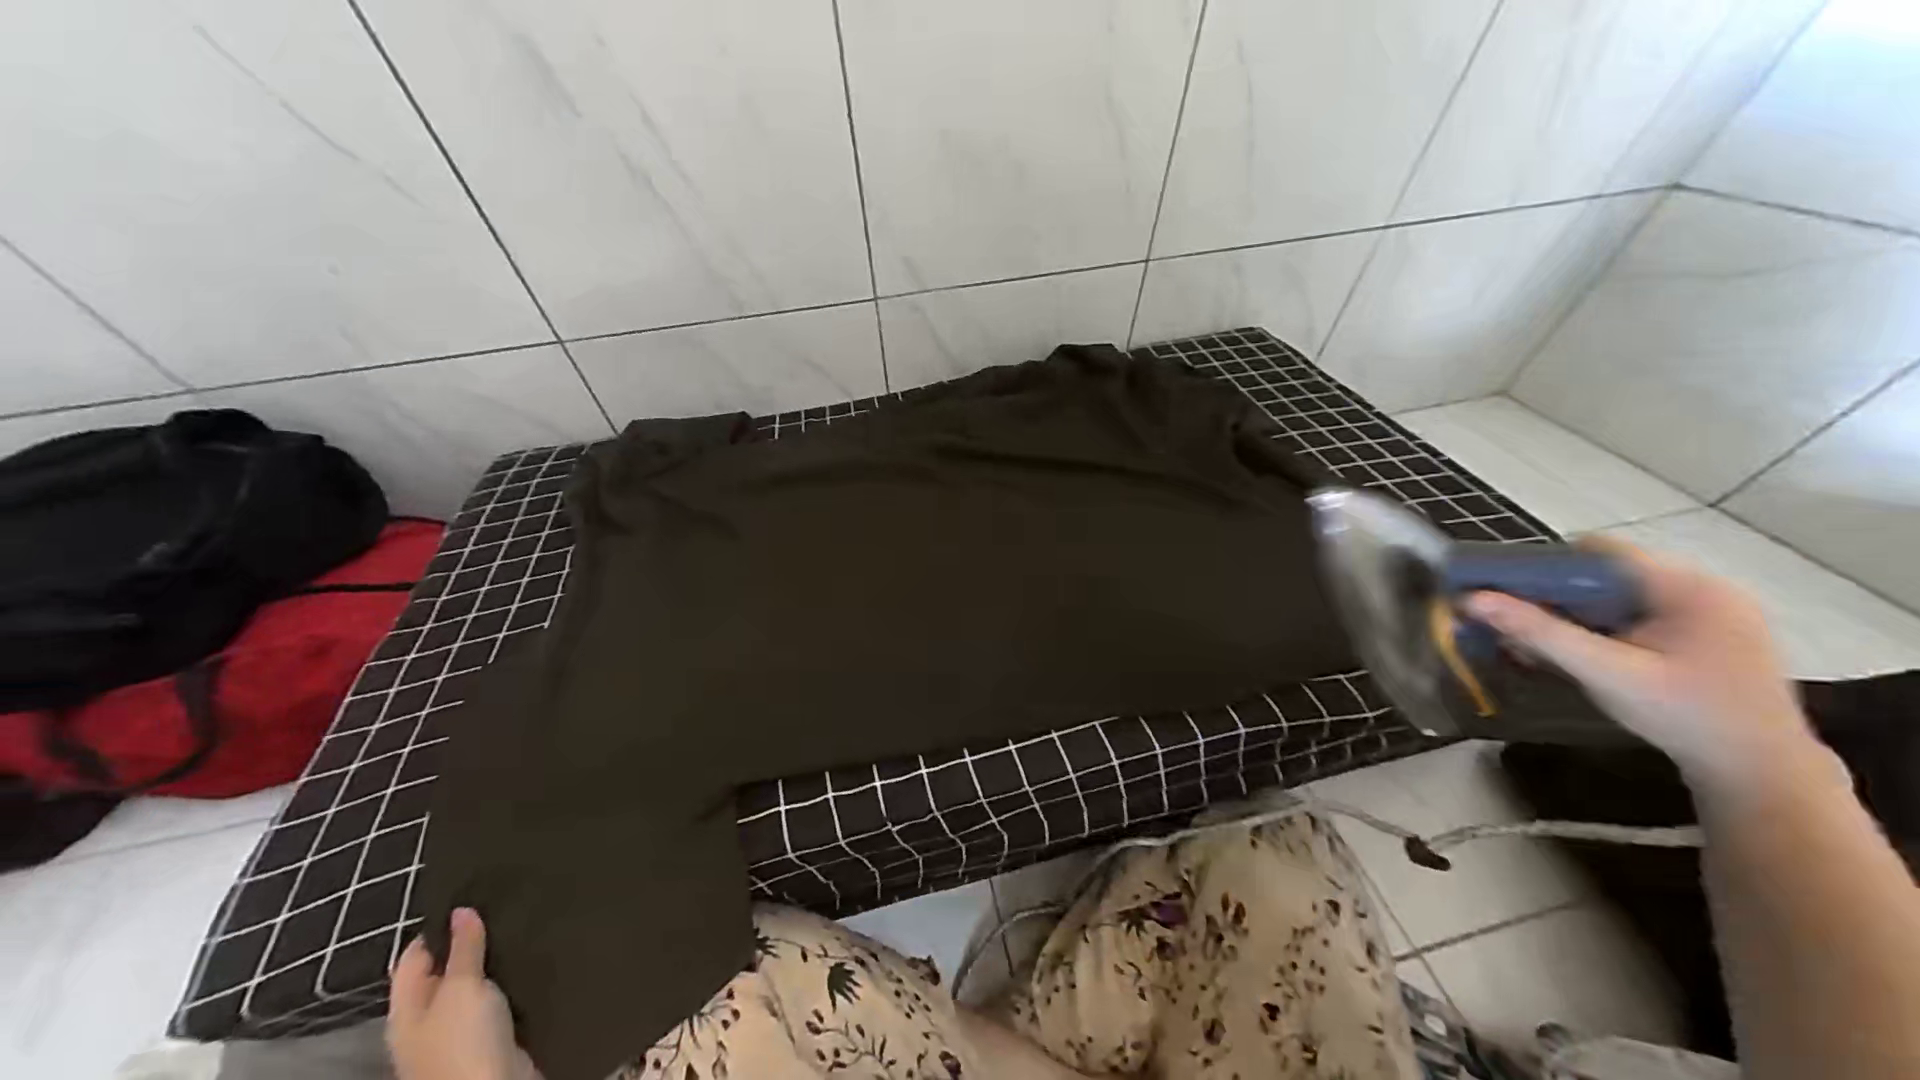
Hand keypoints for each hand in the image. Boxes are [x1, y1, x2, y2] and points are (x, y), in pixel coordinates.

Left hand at [387, 908, 541, 1079]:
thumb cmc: (464, 1039)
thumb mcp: (462, 987)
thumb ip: (464, 948)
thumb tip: (461, 910)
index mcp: (407, 1009)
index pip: (414, 956)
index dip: (438, 927)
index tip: (473, 896)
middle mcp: (427, 1019)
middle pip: (444, 970)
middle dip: (471, 941)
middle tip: (503, 905)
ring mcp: (457, 1030)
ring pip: (473, 984)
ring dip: (493, 960)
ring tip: (521, 925)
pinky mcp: (488, 1036)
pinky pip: (495, 999)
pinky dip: (508, 980)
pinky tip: (529, 959)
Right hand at [1464, 541, 1838, 801]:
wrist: (1761, 775)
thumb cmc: (1685, 718)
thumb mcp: (1604, 673)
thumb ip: (1538, 632)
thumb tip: (1471, 600)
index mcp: (1688, 586)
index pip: (1599, 551)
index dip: (1544, 566)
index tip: (1500, 590)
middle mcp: (1699, 588)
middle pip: (1603, 573)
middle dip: (1551, 596)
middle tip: (1510, 623)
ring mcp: (1704, 612)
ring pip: (1613, 596)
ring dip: (1569, 615)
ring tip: (1534, 644)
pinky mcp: (1699, 635)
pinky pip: (1630, 616)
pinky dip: (1594, 629)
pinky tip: (1573, 655)